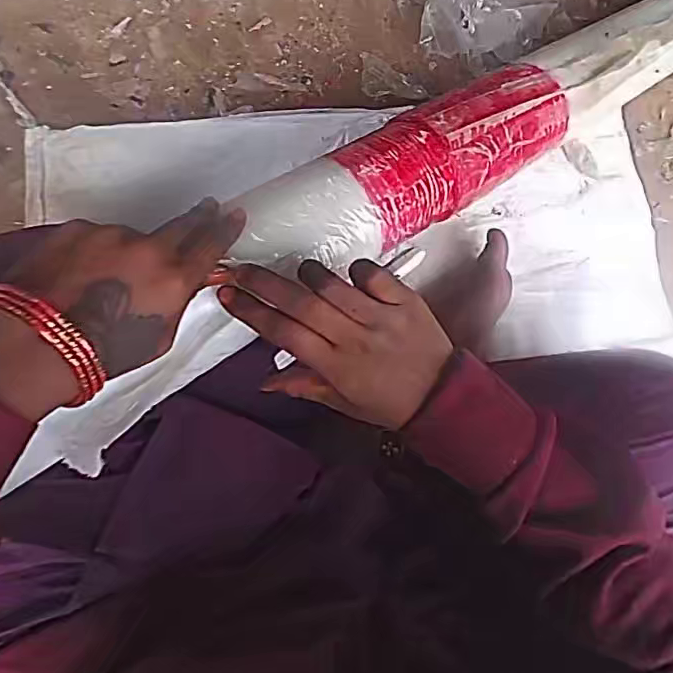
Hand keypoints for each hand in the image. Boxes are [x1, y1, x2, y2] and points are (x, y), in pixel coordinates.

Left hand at [0, 201, 244, 419]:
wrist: (33, 346)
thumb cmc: (97, 354)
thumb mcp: (157, 338)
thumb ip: (175, 303)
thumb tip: (180, 286)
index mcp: (173, 278)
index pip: (211, 243)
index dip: (224, 228)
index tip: (232, 215)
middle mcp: (146, 248)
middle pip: (182, 223)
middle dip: (197, 217)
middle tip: (205, 209)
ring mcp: (109, 234)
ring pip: (130, 236)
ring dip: (128, 249)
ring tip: (106, 279)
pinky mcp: (75, 229)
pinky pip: (95, 236)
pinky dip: (93, 251)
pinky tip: (80, 275)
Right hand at [218, 255, 457, 429]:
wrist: (444, 397)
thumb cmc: (390, 403)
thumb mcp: (344, 403)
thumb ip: (305, 385)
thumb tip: (266, 382)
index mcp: (336, 365)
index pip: (284, 333)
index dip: (252, 312)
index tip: (229, 294)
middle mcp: (355, 338)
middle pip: (300, 304)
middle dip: (264, 283)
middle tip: (242, 268)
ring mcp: (381, 317)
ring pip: (333, 285)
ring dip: (309, 273)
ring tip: (299, 270)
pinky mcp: (406, 301)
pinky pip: (374, 275)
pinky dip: (357, 269)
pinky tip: (351, 275)